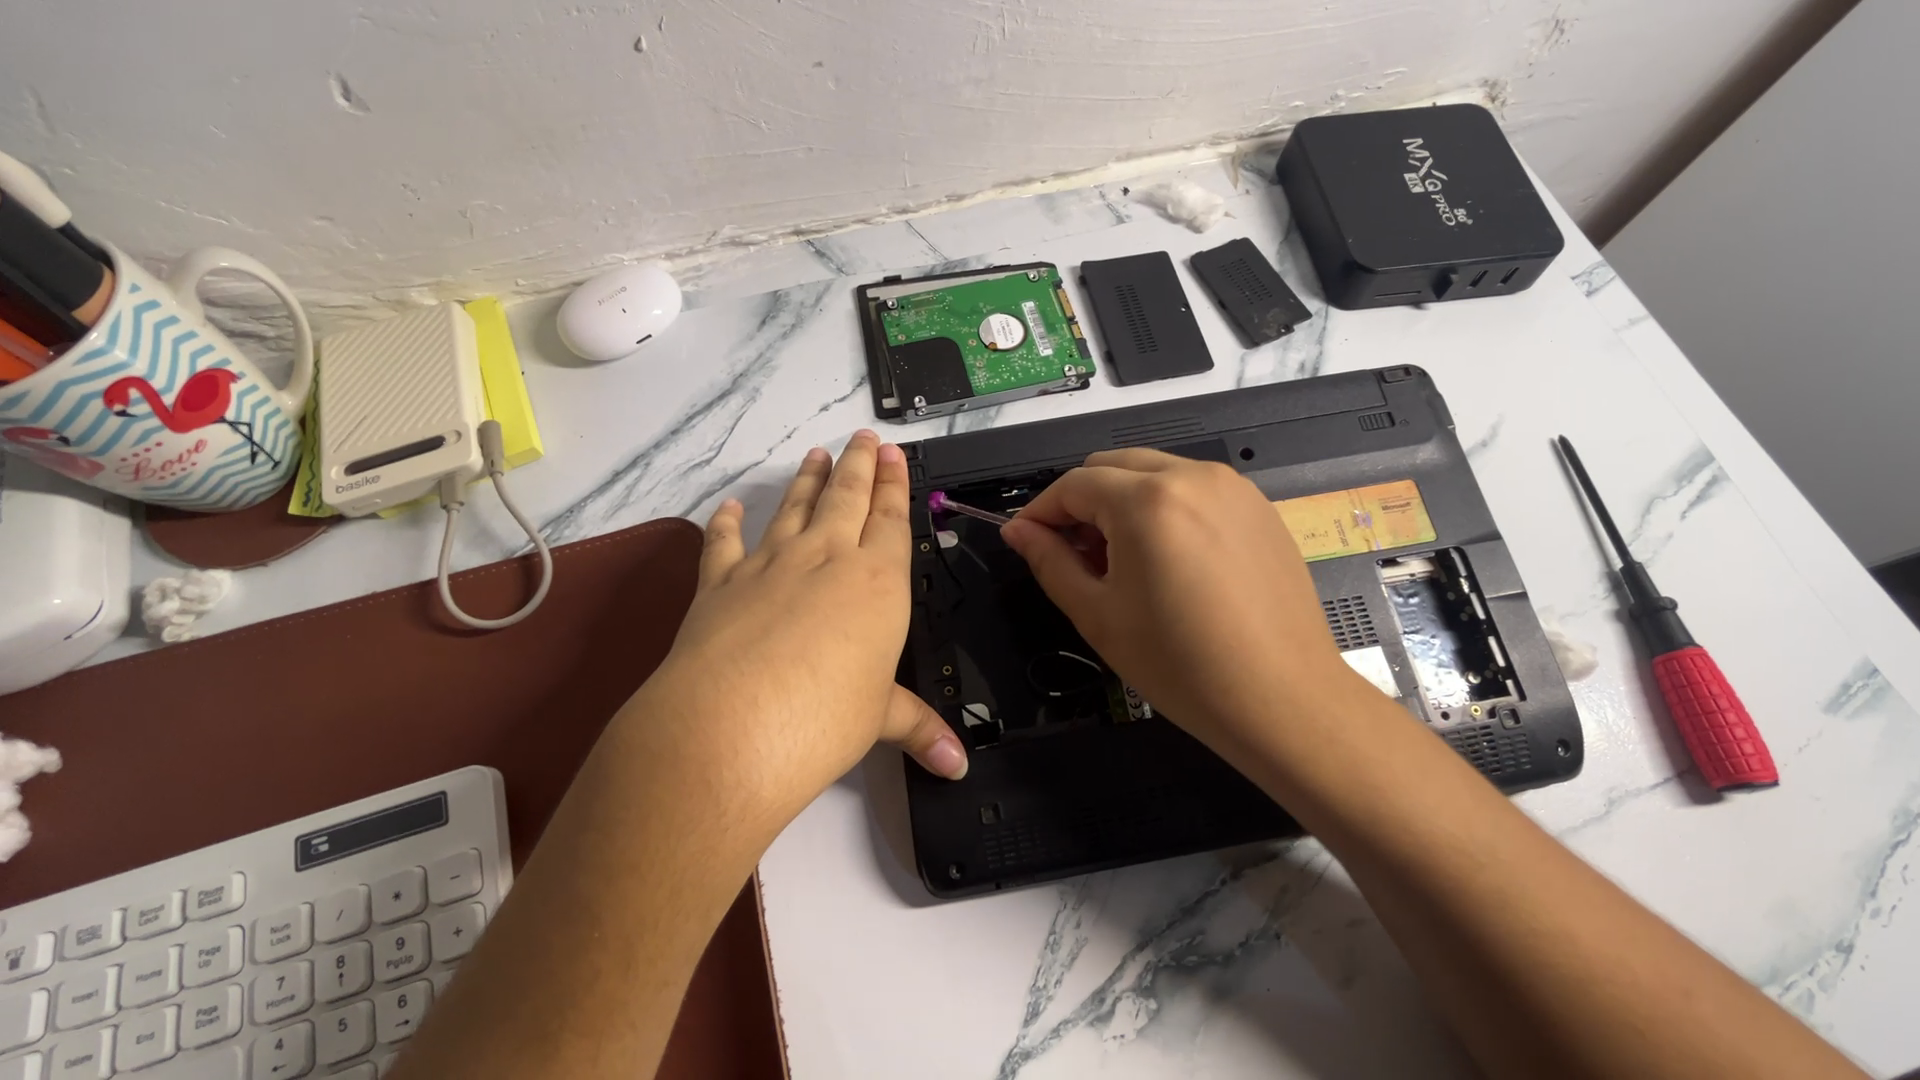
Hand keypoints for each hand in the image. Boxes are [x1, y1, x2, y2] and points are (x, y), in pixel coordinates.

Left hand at [641, 431, 967, 819]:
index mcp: (876, 582)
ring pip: (793, 508)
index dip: (895, 485)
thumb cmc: (824, 718)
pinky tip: (729, 507)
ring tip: (816, 455)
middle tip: (863, 437)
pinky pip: (724, 542)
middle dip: (859, 465)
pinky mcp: (719, 583)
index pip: (890, 520)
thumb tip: (957, 765)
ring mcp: (769, 565)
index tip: (894, 455)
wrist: (732, 724)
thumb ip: (918, 729)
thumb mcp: (880, 719)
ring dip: (807, 481)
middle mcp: (825, 559)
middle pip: (846, 498)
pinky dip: (726, 522)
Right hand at [1001, 449, 1373, 759]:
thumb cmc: (1180, 664)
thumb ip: (1051, 562)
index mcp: (1147, 500)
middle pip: (1113, 466)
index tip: (1024, 541)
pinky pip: (1195, 490)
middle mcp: (1192, 476)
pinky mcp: (1259, 508)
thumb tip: (1018, 532)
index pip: (1074, 485)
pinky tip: (1170, 562)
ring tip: (1122, 561)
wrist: (1281, 698)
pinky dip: (1167, 508)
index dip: (1041, 511)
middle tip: (1073, 555)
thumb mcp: (1098, 615)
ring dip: (1124, 502)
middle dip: (1082, 501)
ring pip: (1156, 472)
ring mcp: (1233, 488)